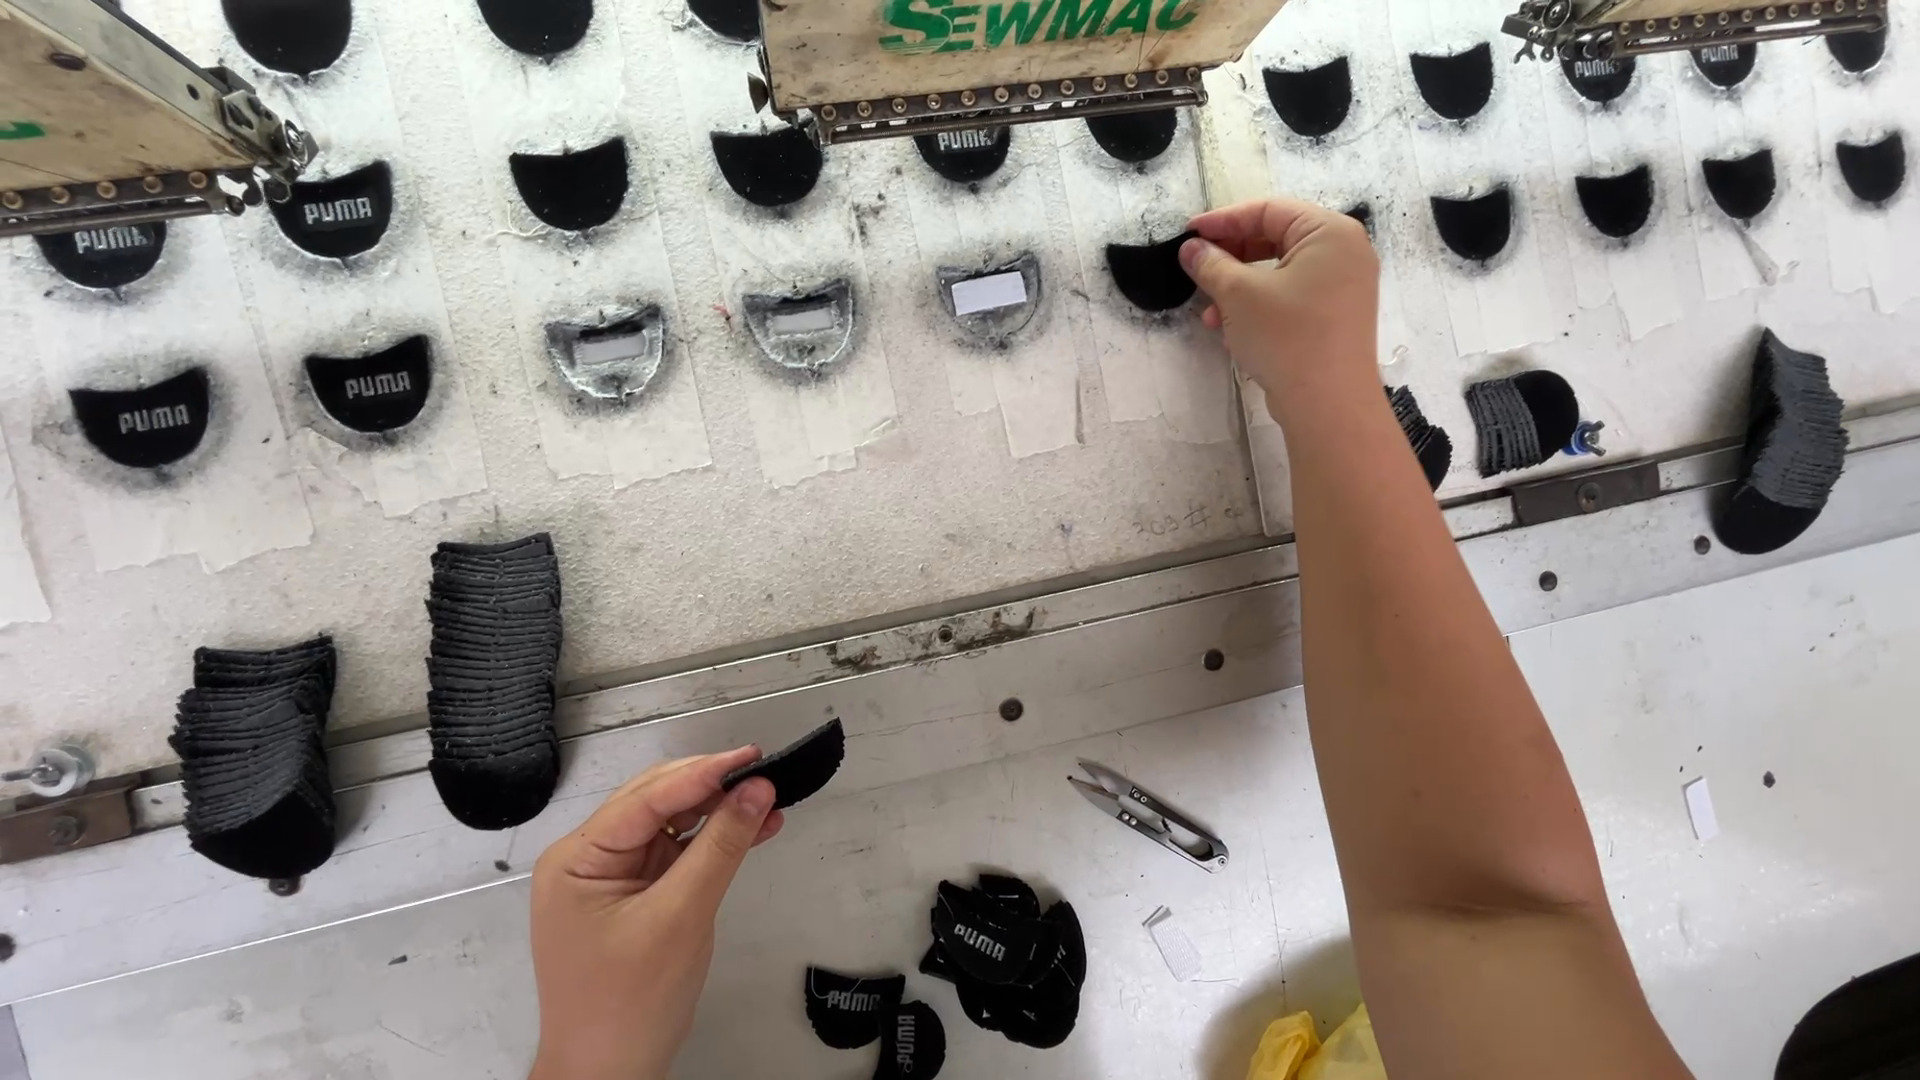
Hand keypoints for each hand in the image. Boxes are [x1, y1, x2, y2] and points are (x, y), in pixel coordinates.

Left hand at [528, 748, 783, 1079]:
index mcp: (578, 858)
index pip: (646, 799)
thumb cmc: (632, 1001)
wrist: (610, 1077)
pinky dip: (717, 842)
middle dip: (711, 786)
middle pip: (657, 802)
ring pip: (674, 823)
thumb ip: (720, 846)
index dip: (702, 772)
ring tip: (768, 798)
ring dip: (720, 812)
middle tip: (763, 772)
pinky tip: (757, 829)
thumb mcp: (680, 917)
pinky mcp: (641, 894)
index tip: (752, 755)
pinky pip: (682, 852)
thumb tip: (759, 788)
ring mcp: (616, 876)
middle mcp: (591, 858)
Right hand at [1180, 198, 1380, 426]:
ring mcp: (1343, 286)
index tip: (1188, 234)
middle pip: (1275, 240)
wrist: (1328, 403)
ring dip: (1238, 289)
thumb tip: (1191, 249)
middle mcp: (1343, 252)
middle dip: (1230, 258)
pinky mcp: (1335, 317)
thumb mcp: (1238, 295)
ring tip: (1209, 314)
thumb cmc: (1286, 336)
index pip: (1268, 210)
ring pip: (1279, 273)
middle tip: (1196, 270)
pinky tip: (1232, 331)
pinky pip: (1290, 297)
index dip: (1223, 220)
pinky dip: (1258, 307)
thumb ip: (1211, 265)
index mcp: (1329, 232)